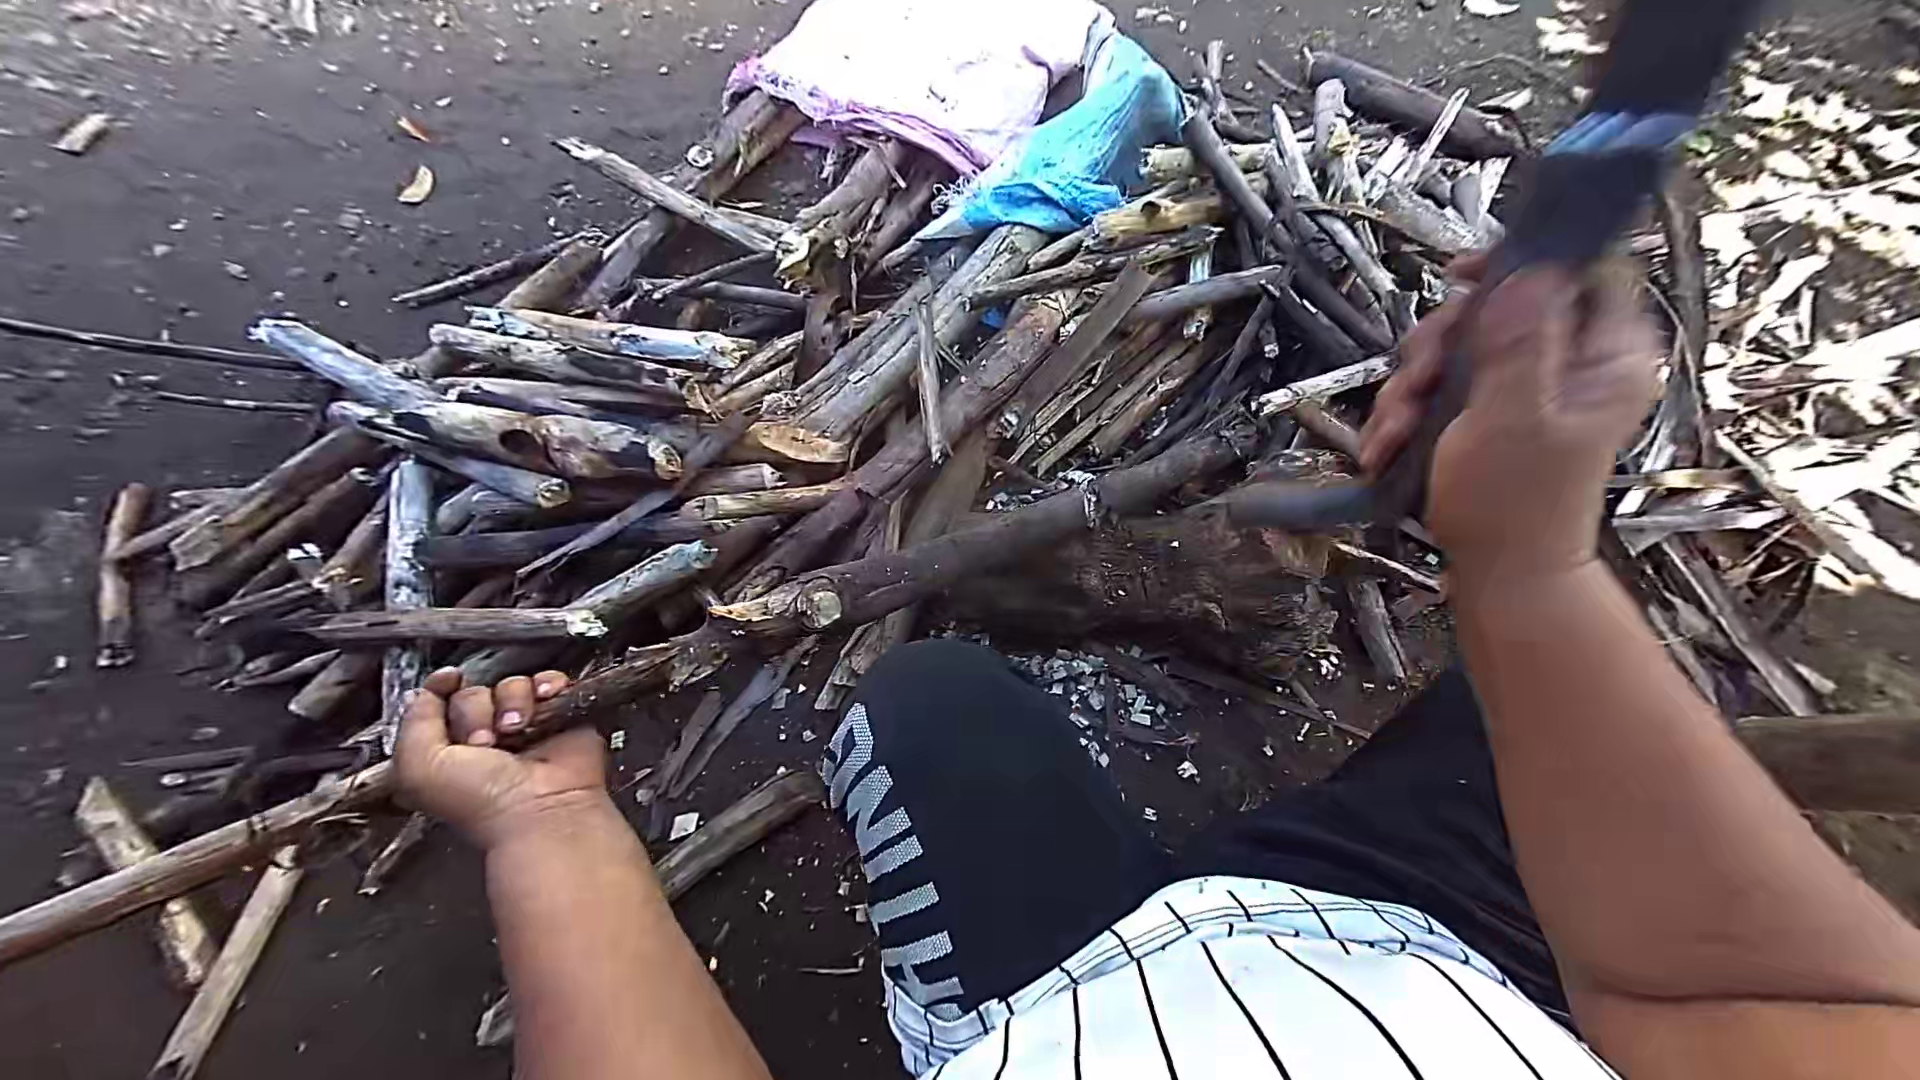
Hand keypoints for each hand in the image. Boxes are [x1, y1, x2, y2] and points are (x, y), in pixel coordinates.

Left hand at [394, 667, 610, 849]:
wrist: (539, 805)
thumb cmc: (478, 798)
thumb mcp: (418, 768)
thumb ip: (413, 724)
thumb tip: (428, 688)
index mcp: (447, 747)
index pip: (441, 700)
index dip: (442, 688)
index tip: (448, 680)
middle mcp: (486, 732)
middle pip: (475, 691)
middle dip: (477, 711)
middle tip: (486, 742)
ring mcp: (525, 722)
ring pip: (513, 684)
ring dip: (514, 701)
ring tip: (518, 730)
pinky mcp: (560, 714)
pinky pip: (551, 681)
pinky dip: (548, 684)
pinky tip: (546, 698)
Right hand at [1360, 259, 1658, 587]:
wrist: (1495, 564)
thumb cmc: (1512, 502)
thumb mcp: (1512, 419)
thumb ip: (1519, 347)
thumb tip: (1525, 275)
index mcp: (1600, 358)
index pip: (1576, 275)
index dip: (1520, 265)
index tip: (1460, 276)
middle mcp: (1560, 367)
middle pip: (1490, 316)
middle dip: (1434, 352)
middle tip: (1413, 388)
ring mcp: (1514, 392)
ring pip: (1449, 356)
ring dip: (1406, 392)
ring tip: (1392, 436)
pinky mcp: (1476, 415)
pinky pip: (1431, 392)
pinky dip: (1402, 416)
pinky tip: (1389, 446)